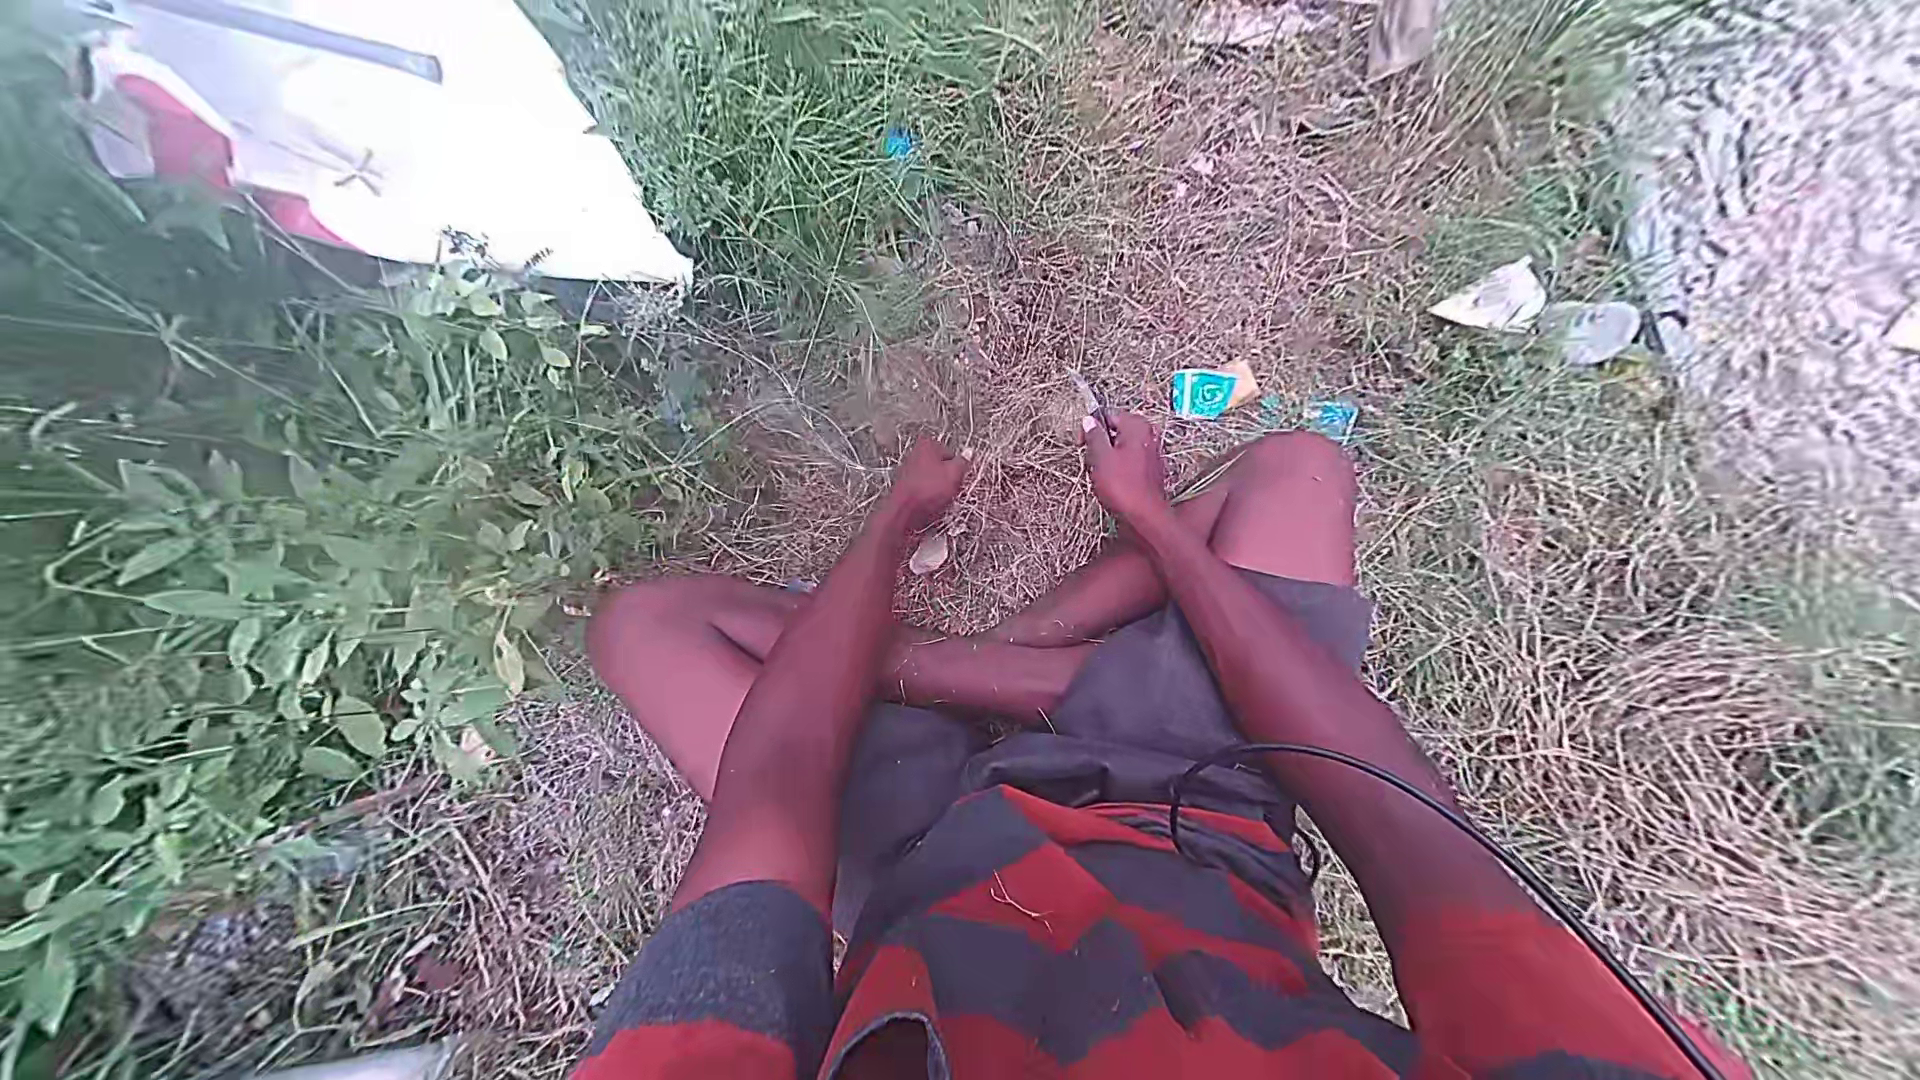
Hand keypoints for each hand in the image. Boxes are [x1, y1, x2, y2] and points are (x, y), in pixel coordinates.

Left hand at [881, 437, 969, 534]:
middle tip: (953, 490)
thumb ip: (963, 462)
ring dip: (940, 491)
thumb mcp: (954, 473)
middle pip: (942, 468)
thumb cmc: (927, 489)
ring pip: (934, 482)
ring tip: (941, 500)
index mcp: (927, 444)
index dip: (959, 468)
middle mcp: (915, 455)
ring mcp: (908, 473)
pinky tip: (931, 505)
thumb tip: (969, 454)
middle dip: (949, 479)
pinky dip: (930, 499)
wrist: (904, 514)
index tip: (961, 478)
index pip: (952, 454)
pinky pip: (925, 493)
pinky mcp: (906, 490)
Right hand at [1080, 409, 1168, 526]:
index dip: (1091, 428)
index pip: (1108, 415)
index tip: (1082, 443)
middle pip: (1116, 430)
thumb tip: (1089, 421)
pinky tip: (1112, 480)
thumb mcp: (1100, 457)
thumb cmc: (1122, 486)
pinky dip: (1119, 466)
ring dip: (1109, 456)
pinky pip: (1130, 460)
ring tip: (1100, 472)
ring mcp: (1152, 452)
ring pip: (1122, 446)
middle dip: (1101, 443)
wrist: (1144, 515)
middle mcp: (1148, 435)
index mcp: (1137, 426)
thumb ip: (1094, 435)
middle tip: (1090, 459)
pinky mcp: (1151, 469)